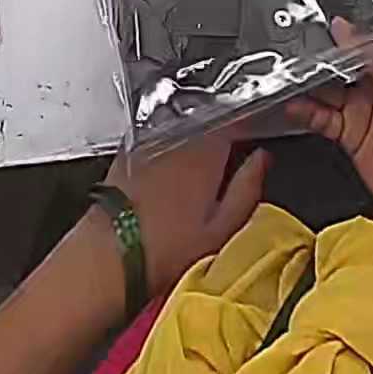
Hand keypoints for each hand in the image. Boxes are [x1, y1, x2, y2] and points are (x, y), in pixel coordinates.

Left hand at [89, 137, 268, 295]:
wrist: (110, 254)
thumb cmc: (166, 249)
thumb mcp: (220, 228)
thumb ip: (247, 187)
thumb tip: (262, 159)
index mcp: (208, 149)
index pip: (236, 119)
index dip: (248, 123)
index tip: (254, 134)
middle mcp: (181, 134)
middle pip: (211, 118)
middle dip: (223, 129)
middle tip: (230, 154)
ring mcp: (154, 136)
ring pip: (186, 123)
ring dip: (198, 134)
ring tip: (201, 162)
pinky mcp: (131, 145)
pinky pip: (161, 132)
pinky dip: (171, 140)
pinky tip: (171, 165)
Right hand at [286, 17, 372, 231]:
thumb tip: (348, 30)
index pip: (356, 46)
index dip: (335, 38)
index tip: (313, 29)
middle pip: (335, 67)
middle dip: (314, 60)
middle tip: (290, 52)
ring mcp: (360, 113)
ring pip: (324, 91)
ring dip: (305, 84)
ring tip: (285, 77)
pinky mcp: (350, 137)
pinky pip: (321, 119)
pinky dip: (305, 112)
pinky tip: (293, 106)